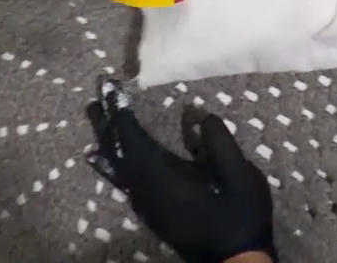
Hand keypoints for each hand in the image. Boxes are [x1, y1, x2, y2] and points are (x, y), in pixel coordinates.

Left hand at [86, 78, 273, 262]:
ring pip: (119, 168)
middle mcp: (149, 195)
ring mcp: (149, 205)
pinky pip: (123, 180)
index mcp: (168, 184)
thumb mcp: (241, 177)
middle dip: (108, 123)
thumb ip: (222, 146)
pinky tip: (103, 156)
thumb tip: (203, 116)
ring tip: (96, 115)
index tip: (113, 90)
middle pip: (120, 155)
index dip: (122, 117)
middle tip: (96, 95)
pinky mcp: (154, 209)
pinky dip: (111, 163)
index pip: (136, 146)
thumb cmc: (240, 215)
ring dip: (107, 139)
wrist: (235, 259)